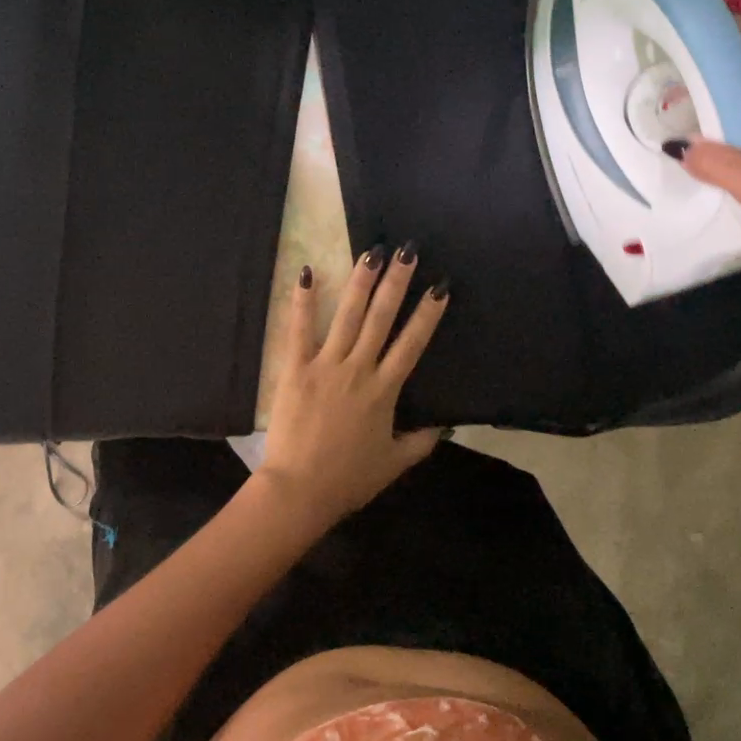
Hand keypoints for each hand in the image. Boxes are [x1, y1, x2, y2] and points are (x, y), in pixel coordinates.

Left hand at [256, 244, 449, 521]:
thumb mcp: (394, 463)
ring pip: (348, 316)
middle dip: (396, 283)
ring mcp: (326, 365)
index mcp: (384, 391)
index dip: (428, 314)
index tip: (440, 286)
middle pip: (382, 319)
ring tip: (371, 251)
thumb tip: (444, 424)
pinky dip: (304, 301)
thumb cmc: (349, 479)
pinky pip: (299, 329)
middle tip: (407, 251)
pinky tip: (309, 273)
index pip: (412, 344)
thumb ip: (421, 441)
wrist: (301, 490)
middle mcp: (359, 369)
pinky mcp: (296, 368)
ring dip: (361, 282)